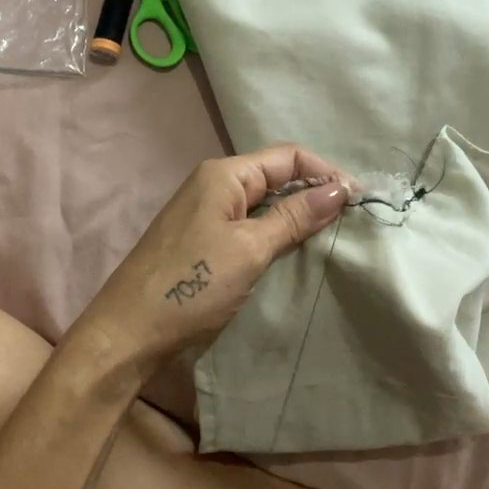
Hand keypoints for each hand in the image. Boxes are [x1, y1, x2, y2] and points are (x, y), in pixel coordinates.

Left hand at [77, 144, 350, 364]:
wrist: (129, 331)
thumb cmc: (191, 285)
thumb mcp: (250, 249)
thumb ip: (294, 217)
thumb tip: (339, 189)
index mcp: (223, 175)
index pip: (288, 156)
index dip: (326, 173)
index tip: (359, 201)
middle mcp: (214, 185)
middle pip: (276, 176)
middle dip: (314, 193)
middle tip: (351, 222)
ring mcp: (206, 214)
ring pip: (263, 203)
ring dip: (296, 216)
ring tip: (331, 238)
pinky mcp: (202, 241)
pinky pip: (248, 225)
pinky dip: (275, 234)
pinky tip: (294, 254)